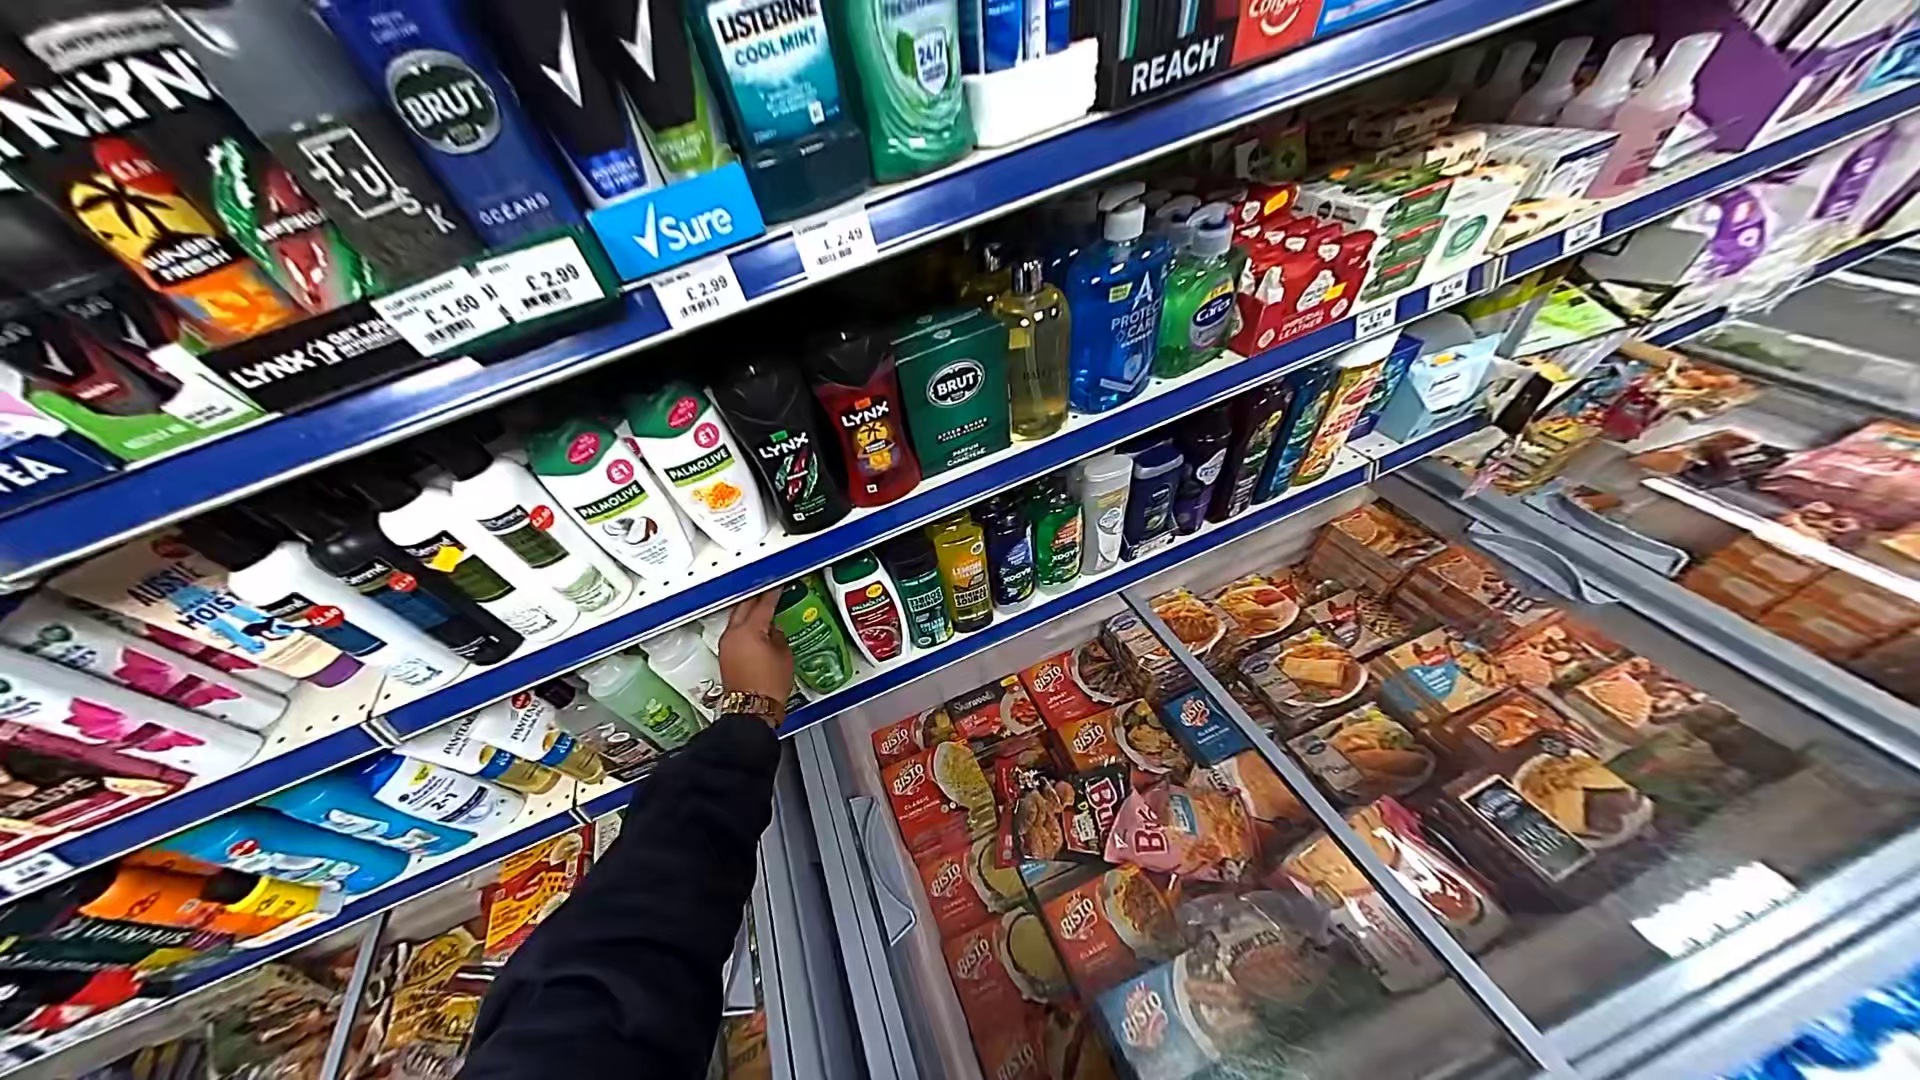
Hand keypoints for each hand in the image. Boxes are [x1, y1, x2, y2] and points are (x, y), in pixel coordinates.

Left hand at [719, 589, 791, 722]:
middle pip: (744, 606)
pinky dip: (745, 625)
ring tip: (764, 606)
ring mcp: (726, 645)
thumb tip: (774, 629)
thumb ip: (778, 636)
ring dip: (749, 610)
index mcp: (749, 630)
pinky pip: (735, 632)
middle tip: (770, 591)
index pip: (763, 604)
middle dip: (756, 597)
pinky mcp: (725, 655)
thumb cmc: (770, 684)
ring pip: (737, 618)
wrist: (752, 710)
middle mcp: (733, 634)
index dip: (773, 593)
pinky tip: (757, 627)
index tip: (780, 585)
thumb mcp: (784, 655)